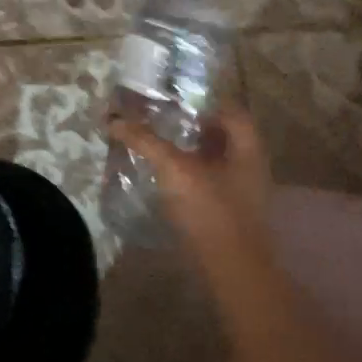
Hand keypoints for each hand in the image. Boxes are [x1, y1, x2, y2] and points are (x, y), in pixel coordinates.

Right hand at [111, 105, 272, 256]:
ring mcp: (238, 189)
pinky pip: (203, 176)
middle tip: (155, 114)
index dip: (206, 101)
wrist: (230, 266)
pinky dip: (182, 168)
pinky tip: (158, 170)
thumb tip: (114, 119)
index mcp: (246, 151)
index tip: (173, 96)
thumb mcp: (173, 168)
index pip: (232, 113)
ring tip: (149, 139)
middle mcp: (247, 166)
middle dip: (189, 123)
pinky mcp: (224, 207)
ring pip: (210, 156)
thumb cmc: (210, 209)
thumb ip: (144, 140)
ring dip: (183, 146)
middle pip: (220, 134)